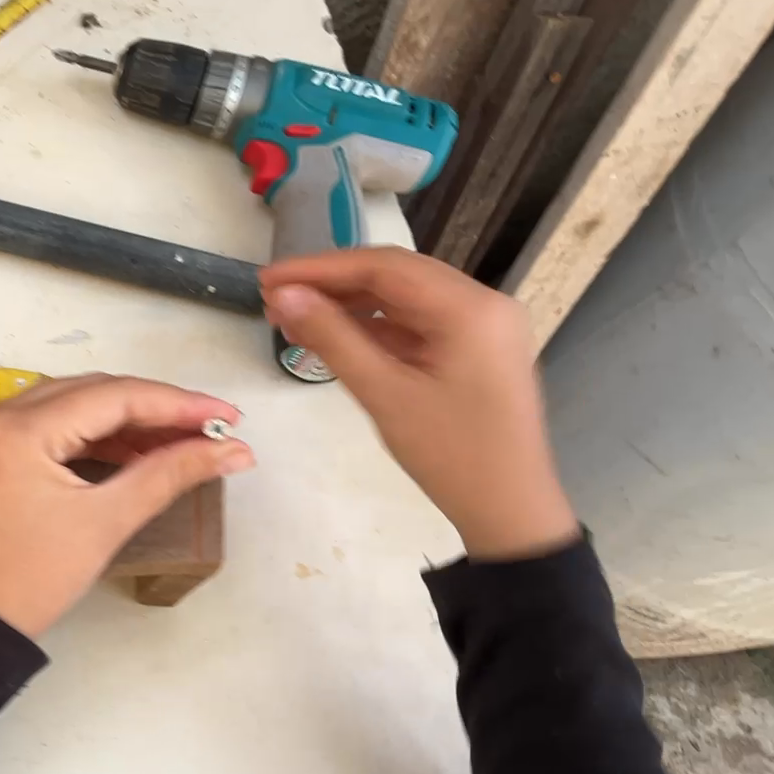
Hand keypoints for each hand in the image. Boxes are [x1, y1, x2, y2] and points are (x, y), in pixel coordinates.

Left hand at [0, 374, 254, 637]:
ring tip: (175, 443)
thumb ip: (169, 474)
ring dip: (119, 421)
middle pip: (87, 392)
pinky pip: (41, 427)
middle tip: (207, 429)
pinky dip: (84, 436)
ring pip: (64, 406)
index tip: (226, 416)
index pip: (111, 396)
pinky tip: (126, 452)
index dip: (176, 403)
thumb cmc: (29, 582)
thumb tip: (233, 450)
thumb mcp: (103, 524)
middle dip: (151, 408)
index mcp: (15, 431)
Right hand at [260, 248, 577, 560]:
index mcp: (469, 308)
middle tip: (272, 301)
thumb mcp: (384, 394)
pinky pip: (412, 326)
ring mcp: (478, 326)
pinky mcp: (470, 349)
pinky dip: (369, 329)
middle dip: (329, 285)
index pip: (383, 267)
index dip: (319, 268)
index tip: (267, 280)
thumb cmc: (449, 454)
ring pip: (400, 300)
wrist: (507, 507)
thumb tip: (285, 297)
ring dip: (346, 306)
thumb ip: (333, 339)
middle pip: (393, 277)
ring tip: (290, 320)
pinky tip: (330, 338)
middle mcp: (480, 303)